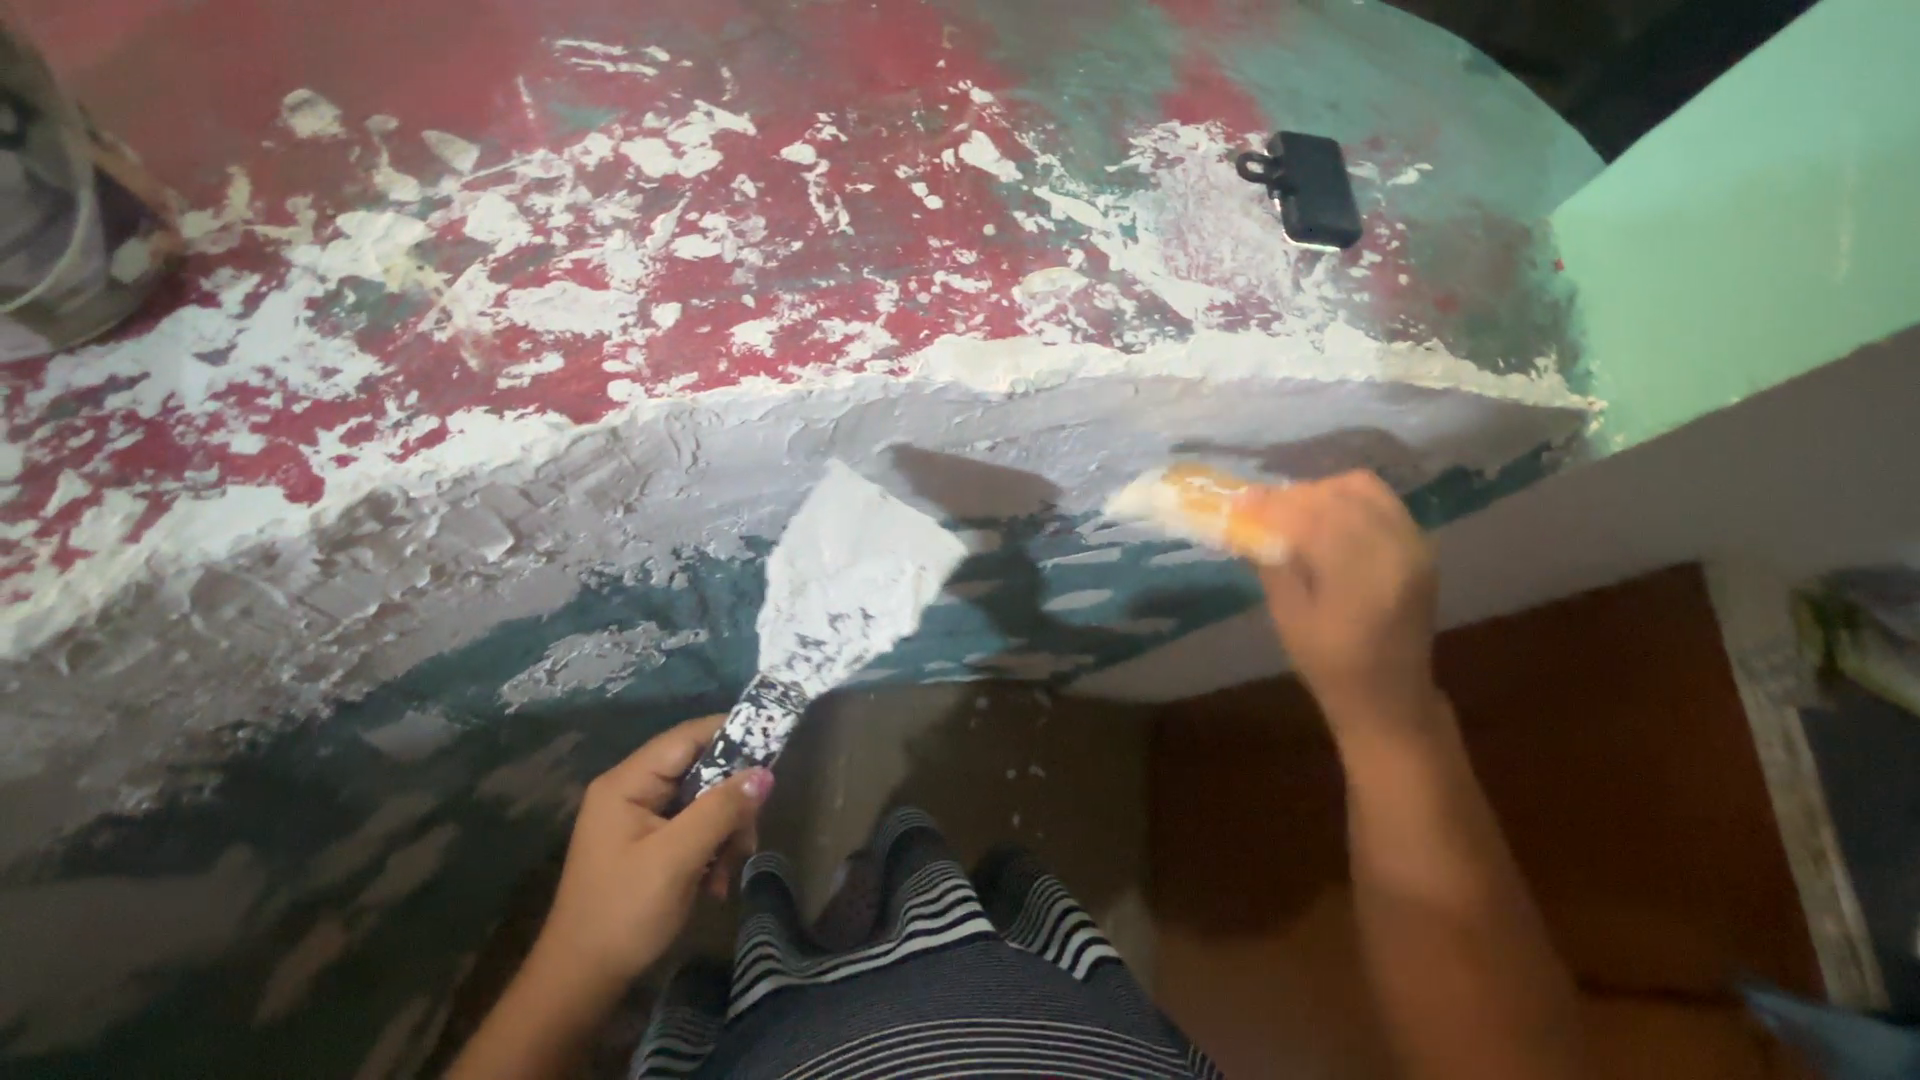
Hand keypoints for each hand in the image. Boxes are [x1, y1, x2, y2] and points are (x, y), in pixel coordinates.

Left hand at [531, 715, 772, 997]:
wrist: (581, 981)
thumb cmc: (624, 913)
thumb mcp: (677, 858)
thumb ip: (720, 810)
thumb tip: (764, 772)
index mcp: (627, 783)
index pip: (687, 737)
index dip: (731, 734)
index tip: (773, 745)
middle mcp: (632, 792)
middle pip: (700, 770)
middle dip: (731, 801)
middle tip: (748, 836)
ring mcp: (639, 819)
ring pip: (703, 802)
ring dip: (725, 833)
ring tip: (728, 871)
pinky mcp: (649, 845)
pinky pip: (694, 829)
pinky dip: (712, 850)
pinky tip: (715, 884)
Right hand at [1240, 471, 1444, 732]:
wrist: (1391, 695)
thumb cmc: (1330, 665)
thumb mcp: (1288, 617)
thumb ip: (1271, 563)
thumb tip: (1245, 523)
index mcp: (1361, 577)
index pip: (1310, 519)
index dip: (1270, 506)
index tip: (1237, 504)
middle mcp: (1394, 551)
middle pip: (1334, 497)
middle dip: (1290, 497)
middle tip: (1256, 507)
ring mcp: (1413, 544)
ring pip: (1360, 489)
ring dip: (1319, 492)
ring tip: (1291, 511)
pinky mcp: (1418, 545)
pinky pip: (1380, 501)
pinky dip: (1346, 498)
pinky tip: (1323, 516)